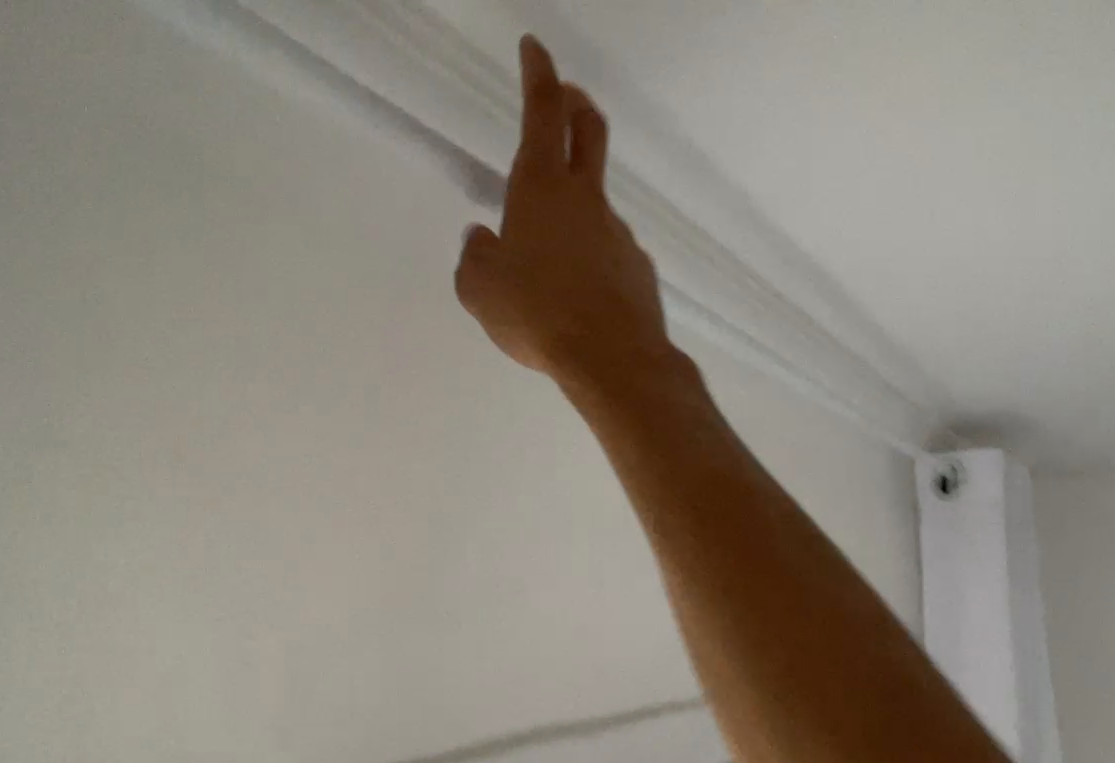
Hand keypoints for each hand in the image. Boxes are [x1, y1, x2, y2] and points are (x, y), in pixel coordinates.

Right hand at [455, 37, 676, 389]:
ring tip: (551, 260)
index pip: (542, 113)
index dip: (539, 75)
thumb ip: (476, 256)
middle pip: (589, 135)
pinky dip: (592, 260)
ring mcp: (620, 236)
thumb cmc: (537, 314)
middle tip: (567, 98)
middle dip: (576, 107)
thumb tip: (483, 239)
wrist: (612, 360)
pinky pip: (609, 255)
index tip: (536, 50)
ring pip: (596, 208)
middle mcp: (587, 202)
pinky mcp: (638, 271)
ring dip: (576, 212)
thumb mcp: (480, 288)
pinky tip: (580, 296)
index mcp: (542, 189)